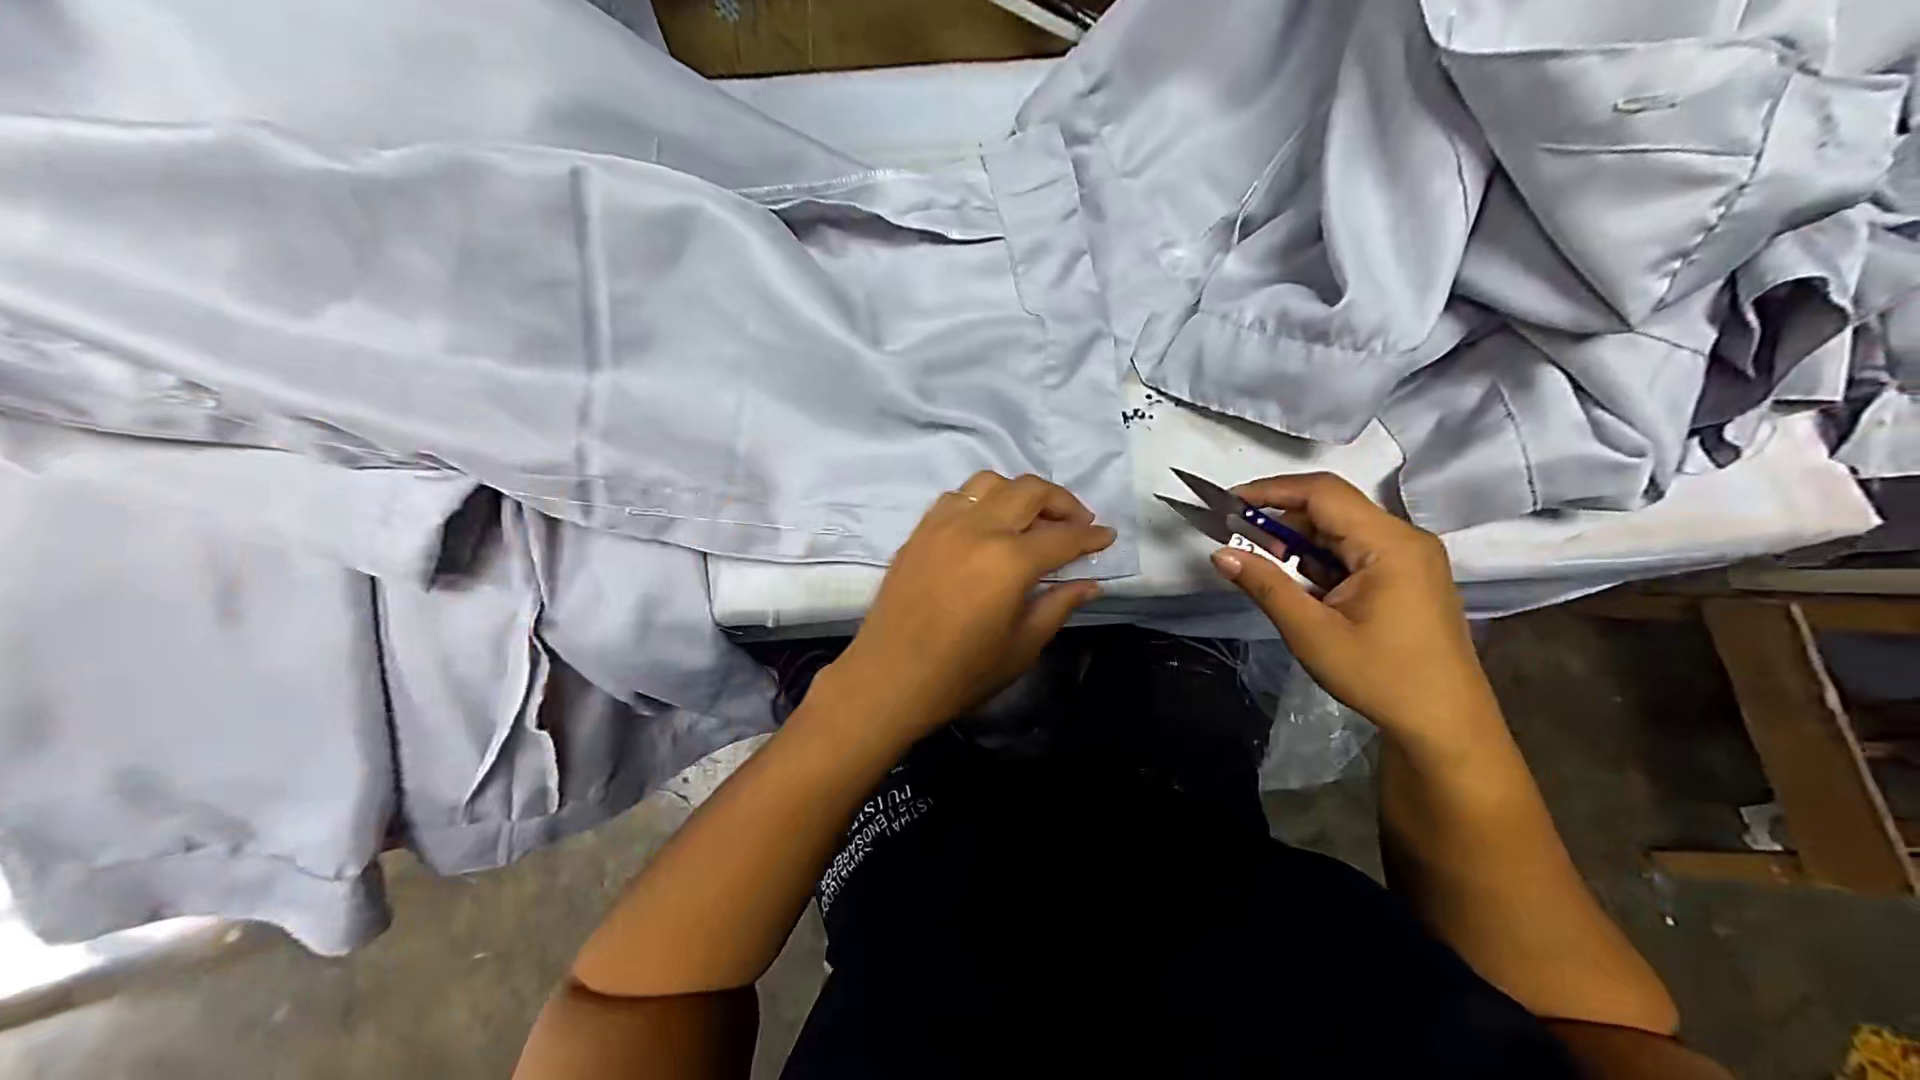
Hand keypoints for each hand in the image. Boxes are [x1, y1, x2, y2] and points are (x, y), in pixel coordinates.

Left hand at [822, 471, 1115, 743]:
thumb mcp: (1022, 647)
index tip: (1107, 537)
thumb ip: (1058, 606)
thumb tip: (1091, 583)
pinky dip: (981, 500)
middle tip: (1077, 523)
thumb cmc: (961, 674)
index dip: (1091, 536)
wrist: (889, 679)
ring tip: (1031, 519)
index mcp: (1010, 561)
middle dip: (1062, 502)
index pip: (1063, 536)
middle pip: (1029, 490)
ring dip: (1019, 493)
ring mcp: (943, 525)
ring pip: (990, 483)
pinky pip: (956, 497)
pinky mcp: (919, 532)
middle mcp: (978, 529)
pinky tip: (986, 525)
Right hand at [1209, 472, 1500, 747]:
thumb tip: (1220, 553)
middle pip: (1332, 509)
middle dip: (1283, 523)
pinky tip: (1304, 589)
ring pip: (1341, 531)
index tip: (1230, 504)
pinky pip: (1355, 552)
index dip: (1272, 490)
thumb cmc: (1381, 677)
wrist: (1445, 724)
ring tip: (1270, 573)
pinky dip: (1321, 561)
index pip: (1323, 493)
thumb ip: (1265, 586)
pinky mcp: (1408, 576)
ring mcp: (1411, 557)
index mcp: (1390, 545)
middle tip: (1243, 546)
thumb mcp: (1312, 633)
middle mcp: (1405, 540)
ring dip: (1300, 545)